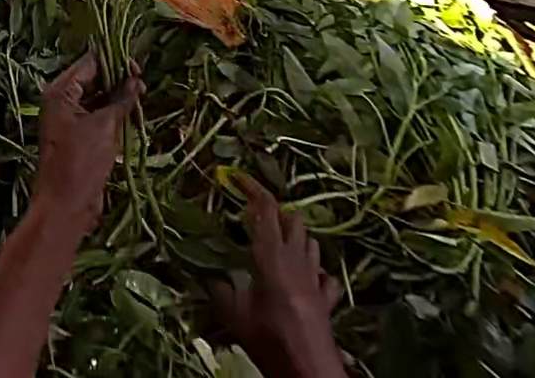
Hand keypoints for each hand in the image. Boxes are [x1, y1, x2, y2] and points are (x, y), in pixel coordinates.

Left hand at [34, 53, 140, 230]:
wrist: (66, 207)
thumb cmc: (80, 162)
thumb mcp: (104, 126)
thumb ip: (120, 98)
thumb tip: (135, 78)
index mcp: (60, 91)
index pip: (89, 62)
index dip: (114, 61)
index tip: (137, 66)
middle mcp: (62, 100)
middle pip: (93, 78)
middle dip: (118, 78)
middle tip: (142, 81)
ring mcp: (70, 118)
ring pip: (98, 96)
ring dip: (118, 96)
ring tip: (141, 96)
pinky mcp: (79, 135)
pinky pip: (98, 114)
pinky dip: (114, 112)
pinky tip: (133, 113)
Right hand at [211, 176, 347, 377]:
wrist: (310, 373)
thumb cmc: (271, 340)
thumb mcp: (235, 314)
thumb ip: (221, 289)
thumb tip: (207, 274)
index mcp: (273, 254)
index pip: (265, 208)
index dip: (252, 188)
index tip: (237, 177)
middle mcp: (297, 258)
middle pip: (292, 218)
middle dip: (276, 213)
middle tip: (255, 217)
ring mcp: (316, 278)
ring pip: (310, 241)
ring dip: (295, 236)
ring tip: (278, 241)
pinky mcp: (327, 299)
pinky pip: (324, 274)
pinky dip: (314, 269)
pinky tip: (305, 276)